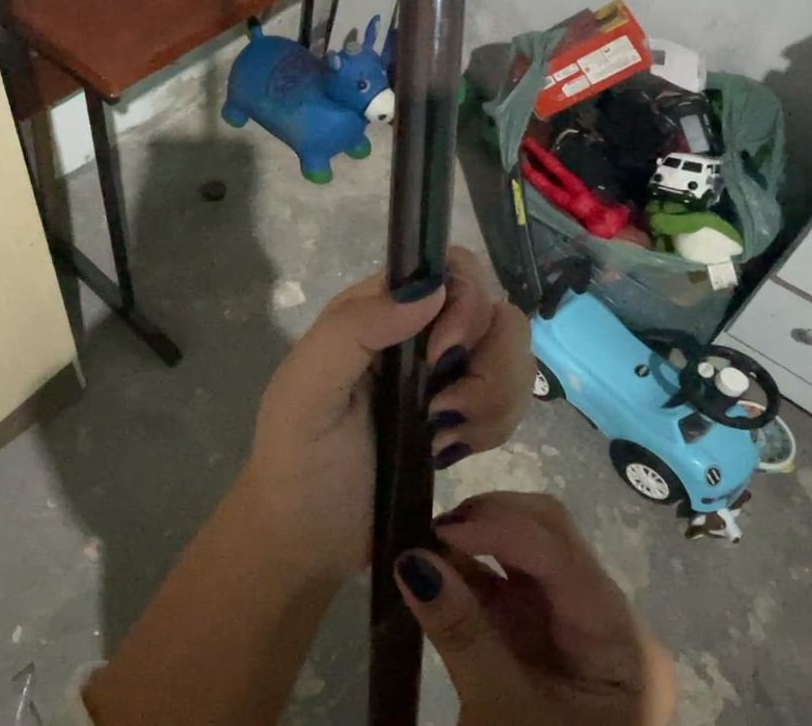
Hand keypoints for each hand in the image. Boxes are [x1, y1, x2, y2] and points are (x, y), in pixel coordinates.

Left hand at [237, 247, 531, 580]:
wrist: (311, 541)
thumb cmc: (298, 461)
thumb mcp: (305, 390)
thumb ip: (353, 329)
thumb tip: (431, 289)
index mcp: (374, 312)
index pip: (449, 269)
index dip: (464, 303)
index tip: (442, 357)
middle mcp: (415, 333)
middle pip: (494, 311)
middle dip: (485, 364)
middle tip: (440, 411)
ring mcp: (444, 375)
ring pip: (512, 355)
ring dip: (492, 400)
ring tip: (443, 438)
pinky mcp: (465, 416)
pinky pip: (512, 400)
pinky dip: (496, 426)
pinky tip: (451, 452)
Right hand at [392, 492, 676, 725]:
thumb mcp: (502, 713)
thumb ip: (461, 632)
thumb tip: (409, 558)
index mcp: (620, 639)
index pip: (561, 553)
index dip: (498, 528)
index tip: (435, 531)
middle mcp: (603, 617)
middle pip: (551, 535)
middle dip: (489, 521)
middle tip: (429, 532)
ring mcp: (569, 625)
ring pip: (526, 550)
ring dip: (474, 539)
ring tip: (423, 545)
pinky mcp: (538, 636)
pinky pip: (504, 584)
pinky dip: (468, 569)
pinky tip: (432, 569)